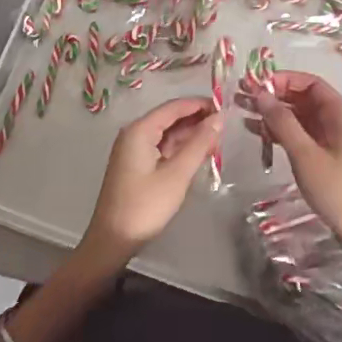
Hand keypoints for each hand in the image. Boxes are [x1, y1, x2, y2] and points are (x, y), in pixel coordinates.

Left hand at [82, 97, 221, 258]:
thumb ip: (199, 144)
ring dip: (191, 135)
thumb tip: (219, 118)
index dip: (199, 104)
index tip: (226, 106)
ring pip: (166, 134)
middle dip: (197, 119)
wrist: (114, 238)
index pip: (173, 107)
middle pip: (169, 118)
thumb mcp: (177, 174)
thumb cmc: (145, 205)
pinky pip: (161, 148)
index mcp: (139, 130)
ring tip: (219, 139)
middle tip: (227, 126)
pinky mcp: (136, 165)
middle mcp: (134, 134)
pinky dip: (180, 148)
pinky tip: (200, 153)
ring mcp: (133, 150)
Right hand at [246, 70, 341, 250]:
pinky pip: (303, 135)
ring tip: (242, 114)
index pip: (310, 83)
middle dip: (273, 96)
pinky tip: (259, 134)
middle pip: (304, 98)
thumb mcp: (306, 155)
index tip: (251, 83)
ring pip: (301, 117)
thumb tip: (260, 94)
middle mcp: (341, 121)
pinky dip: (282, 132)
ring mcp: (336, 140)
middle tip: (240, 97)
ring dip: (274, 114)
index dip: (281, 79)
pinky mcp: (330, 157)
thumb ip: (282, 123)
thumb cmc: (341, 192)